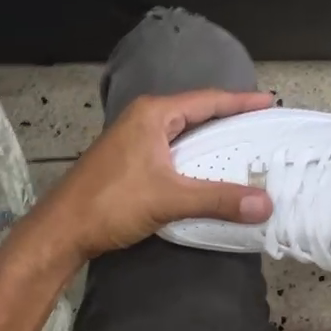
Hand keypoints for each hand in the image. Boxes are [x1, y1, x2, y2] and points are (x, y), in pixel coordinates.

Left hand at [32, 90, 274, 259]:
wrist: (62, 230)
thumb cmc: (111, 204)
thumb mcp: (169, 199)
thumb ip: (218, 199)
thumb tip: (265, 204)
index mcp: (152, 114)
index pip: (206, 100)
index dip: (240, 102)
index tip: (269, 103)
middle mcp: (143, 119)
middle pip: (195, 113)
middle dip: (229, 120)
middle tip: (262, 129)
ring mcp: (133, 140)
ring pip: (182, 135)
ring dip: (211, 143)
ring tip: (244, 151)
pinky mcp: (128, 162)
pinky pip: (171, 152)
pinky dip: (194, 160)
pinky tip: (208, 174)